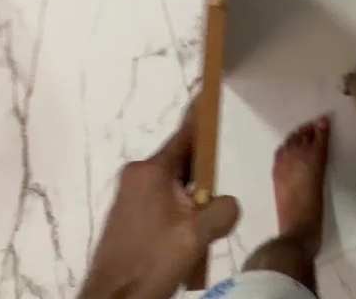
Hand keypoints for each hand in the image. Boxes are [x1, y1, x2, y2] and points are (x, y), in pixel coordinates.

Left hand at [79, 110, 241, 298]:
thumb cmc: (150, 265)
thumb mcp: (196, 236)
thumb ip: (223, 210)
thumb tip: (228, 204)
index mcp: (151, 171)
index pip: (186, 133)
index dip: (202, 114)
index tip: (210, 90)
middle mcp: (137, 175)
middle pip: (183, 162)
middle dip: (202, 180)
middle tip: (213, 206)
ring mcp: (128, 196)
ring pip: (174, 185)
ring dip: (190, 202)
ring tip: (197, 234)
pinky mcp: (126, 217)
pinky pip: (163, 201)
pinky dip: (178, 213)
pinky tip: (183, 241)